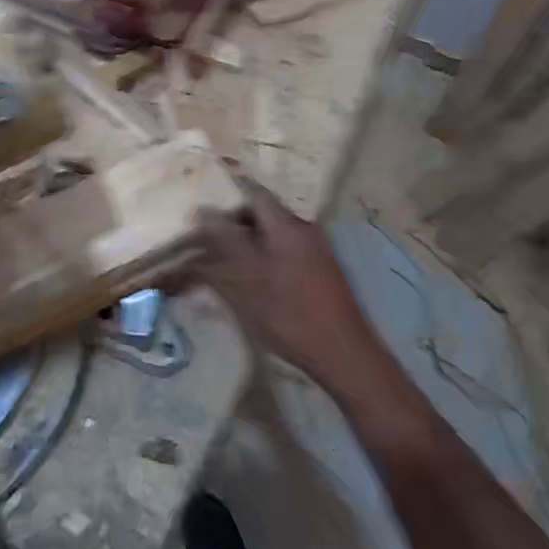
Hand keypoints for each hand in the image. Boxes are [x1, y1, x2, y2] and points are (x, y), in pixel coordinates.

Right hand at [199, 178, 389, 387]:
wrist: (343, 352)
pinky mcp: (326, 268)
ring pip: (281, 234)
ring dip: (260, 246)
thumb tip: (204, 212)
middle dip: (244, 229)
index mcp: (287, 226)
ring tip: (244, 274)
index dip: (232, 209)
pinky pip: (294, 250)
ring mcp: (320, 249)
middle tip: (225, 256)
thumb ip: (226, 243)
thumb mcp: (249, 280)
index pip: (255, 197)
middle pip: (269, 214)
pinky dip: (277, 258)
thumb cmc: (290, 315)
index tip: (215, 233)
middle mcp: (306, 229)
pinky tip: (269, 287)